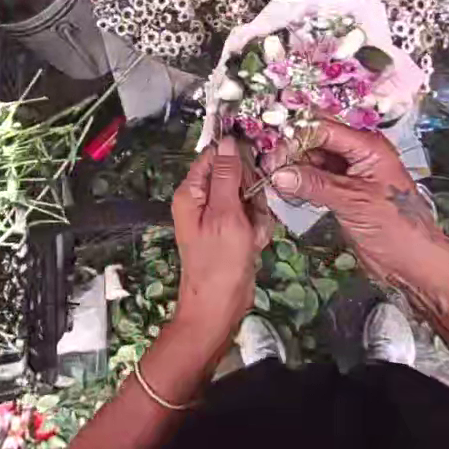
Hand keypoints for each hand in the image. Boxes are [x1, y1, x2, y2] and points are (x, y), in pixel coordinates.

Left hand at [169, 136, 270, 339]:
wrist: (218, 306)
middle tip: (251, 213)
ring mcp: (217, 216)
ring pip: (248, 197)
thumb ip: (226, 176)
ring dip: (257, 215)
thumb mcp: (225, 214)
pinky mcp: (230, 231)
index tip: (256, 166)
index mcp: (191, 192)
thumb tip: (227, 141)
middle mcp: (201, 200)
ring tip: (251, 234)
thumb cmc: (219, 261)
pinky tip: (254, 244)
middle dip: (251, 193)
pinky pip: (251, 217)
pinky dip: (256, 229)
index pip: (214, 156)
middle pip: (235, 176)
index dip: (236, 158)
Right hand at [263, 120, 444, 284]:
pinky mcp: (341, 191)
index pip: (322, 129)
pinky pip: (313, 178)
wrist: (414, 264)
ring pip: (311, 159)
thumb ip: (314, 184)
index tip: (272, 153)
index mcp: (367, 146)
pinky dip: (298, 182)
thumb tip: (278, 174)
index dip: (295, 137)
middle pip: (314, 140)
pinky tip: (283, 189)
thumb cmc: (396, 228)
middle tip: (267, 167)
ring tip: (271, 179)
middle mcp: (356, 154)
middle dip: (290, 150)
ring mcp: (348, 173)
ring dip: (291, 167)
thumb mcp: (353, 202)